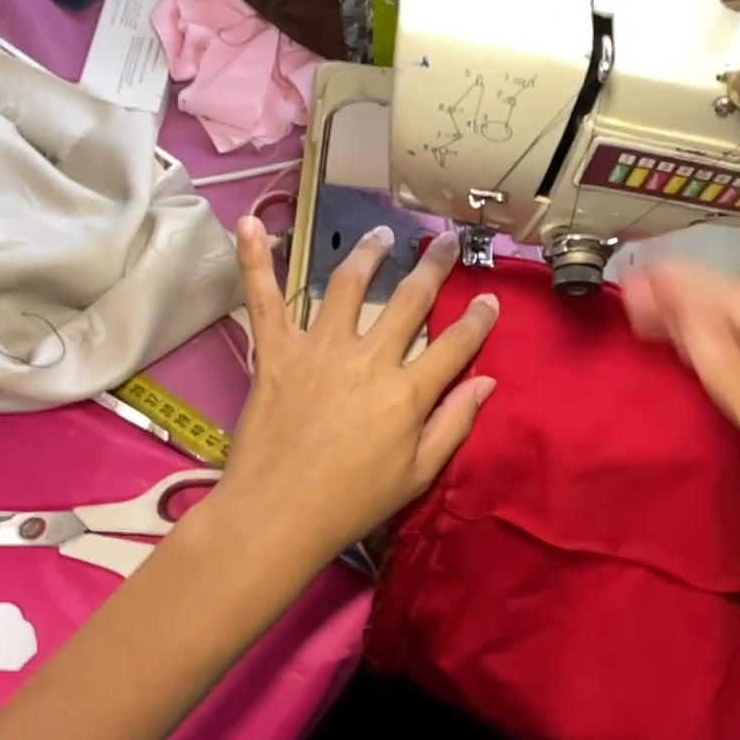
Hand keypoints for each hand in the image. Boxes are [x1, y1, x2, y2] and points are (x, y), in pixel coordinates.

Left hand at [204, 217, 498, 563]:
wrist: (276, 516)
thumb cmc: (353, 502)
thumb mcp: (418, 474)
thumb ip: (454, 423)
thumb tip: (486, 382)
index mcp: (407, 393)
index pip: (456, 344)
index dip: (478, 319)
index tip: (490, 298)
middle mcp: (368, 359)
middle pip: (410, 300)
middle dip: (434, 267)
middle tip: (445, 242)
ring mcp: (319, 350)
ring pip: (349, 285)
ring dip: (369, 253)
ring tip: (382, 235)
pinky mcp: (275, 352)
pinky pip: (265, 299)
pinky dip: (255, 260)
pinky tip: (249, 223)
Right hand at [619, 260, 739, 598]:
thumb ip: (733, 373)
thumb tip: (690, 317)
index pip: (737, 302)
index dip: (688, 283)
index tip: (640, 275)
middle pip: (738, 315)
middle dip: (685, 299)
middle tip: (632, 296)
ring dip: (695, 323)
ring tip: (647, 315)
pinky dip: (710, 352)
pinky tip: (690, 353)